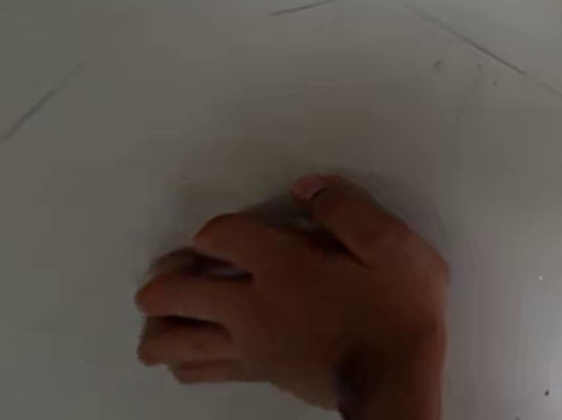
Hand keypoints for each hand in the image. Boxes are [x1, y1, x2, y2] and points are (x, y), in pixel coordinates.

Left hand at [135, 175, 447, 418]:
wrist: (398, 373)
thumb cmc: (399, 300)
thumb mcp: (389, 241)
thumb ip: (345, 208)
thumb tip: (305, 186)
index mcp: (284, 266)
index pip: (220, 235)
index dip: (222, 223)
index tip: (244, 224)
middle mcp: (252, 307)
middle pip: (169, 294)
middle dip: (169, 271)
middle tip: (191, 260)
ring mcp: (246, 347)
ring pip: (164, 342)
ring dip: (162, 318)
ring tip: (185, 299)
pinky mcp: (253, 374)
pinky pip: (191, 370)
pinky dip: (181, 353)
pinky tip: (203, 336)